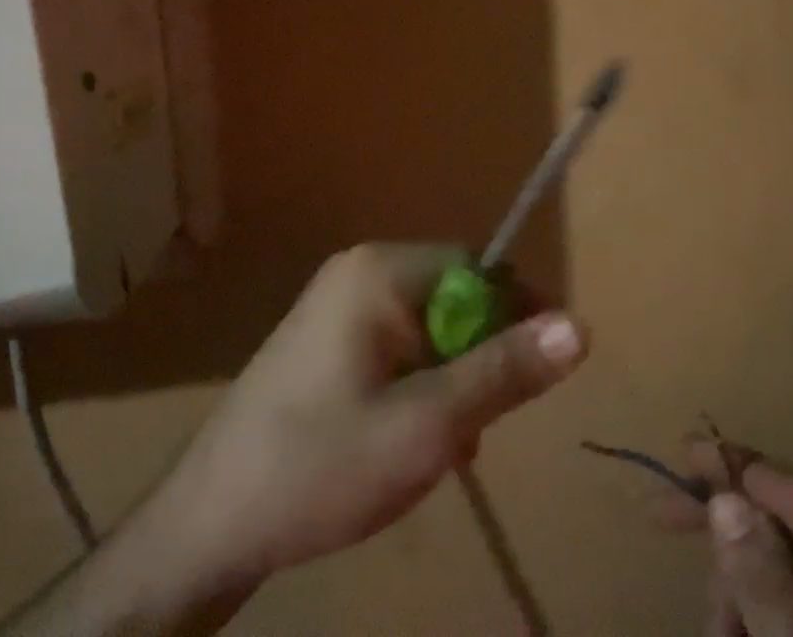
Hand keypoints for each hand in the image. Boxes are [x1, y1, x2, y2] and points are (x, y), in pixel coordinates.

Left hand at [0, 243, 587, 636]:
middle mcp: (358, 276)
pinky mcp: (325, 346)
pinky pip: (399, 353)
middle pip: (457, 299)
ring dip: (450, 386)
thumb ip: (505, 372)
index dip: (517, 318)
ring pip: (432, 334)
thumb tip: (582, 324)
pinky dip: (416, 393)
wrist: (211, 526)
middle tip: (468, 429)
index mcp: (379, 274)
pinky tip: (401, 444)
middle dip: (477, 362)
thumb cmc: (321, 466)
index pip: (481, 267)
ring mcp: (336, 310)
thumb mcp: (430, 425)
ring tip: (432, 446)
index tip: (531, 380)